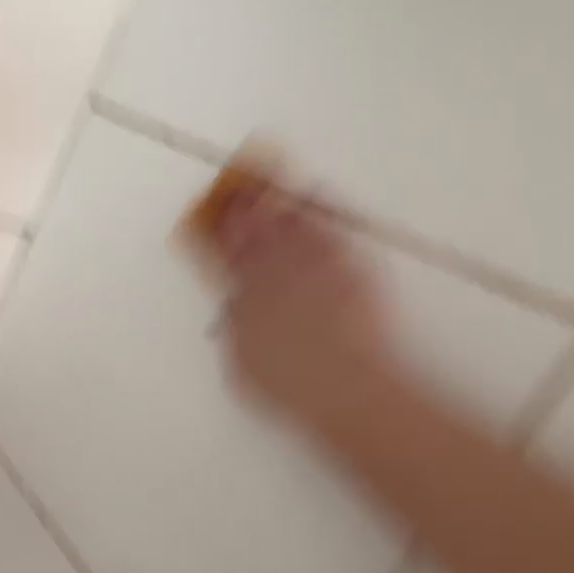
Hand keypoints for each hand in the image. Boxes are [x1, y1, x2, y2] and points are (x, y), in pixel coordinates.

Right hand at [213, 184, 399, 424]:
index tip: (217, 211)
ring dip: (282, 206)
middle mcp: (278, 278)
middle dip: (248, 210)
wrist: (346, 386)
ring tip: (276, 186)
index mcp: (246, 298)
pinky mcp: (356, 273)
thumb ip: (237, 333)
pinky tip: (322, 197)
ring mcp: (318, 272)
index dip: (222, 231)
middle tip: (242, 187)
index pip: (229, 256)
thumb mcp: (243, 367)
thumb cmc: (290, 384)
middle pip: (259, 236)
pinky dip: (327, 213)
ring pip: (295, 229)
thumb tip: (235, 316)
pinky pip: (337, 233)